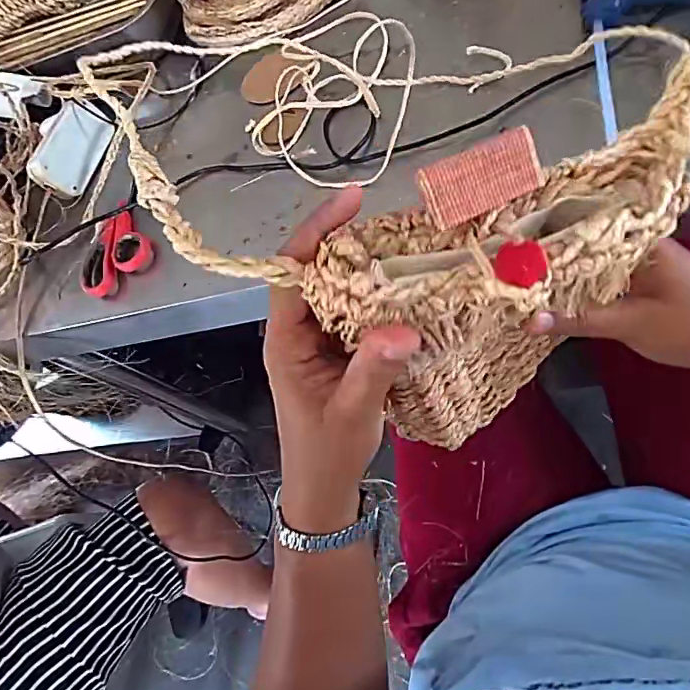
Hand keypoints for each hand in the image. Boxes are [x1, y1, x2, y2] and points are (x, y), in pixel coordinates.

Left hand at [264, 187, 417, 530]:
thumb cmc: (327, 453)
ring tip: (403, 243)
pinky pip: (354, 307)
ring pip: (336, 285)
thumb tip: (403, 329)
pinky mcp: (338, 346)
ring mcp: (318, 337)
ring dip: (364, 263)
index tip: (350, 201)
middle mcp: (298, 329)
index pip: (292, 271)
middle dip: (346, 239)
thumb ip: (373, 371)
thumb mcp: (352, 413)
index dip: (316, 231)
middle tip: (390, 221)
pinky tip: (404, 284)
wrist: (324, 488)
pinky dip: (377, 291)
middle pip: (314, 268)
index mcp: (286, 339)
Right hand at [526, 239, 689, 374]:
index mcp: (640, 241)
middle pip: (588, 243)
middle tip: (510, 266)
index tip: (511, 246)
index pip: (585, 226)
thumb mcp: (631, 325)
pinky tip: (564, 295)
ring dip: (569, 273)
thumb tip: (527, 319)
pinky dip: (587, 285)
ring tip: (527, 279)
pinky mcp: (650, 282)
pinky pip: (609, 276)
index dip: (548, 236)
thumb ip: (579, 319)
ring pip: (597, 262)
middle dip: (553, 256)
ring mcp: (646, 263)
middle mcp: (641, 245)